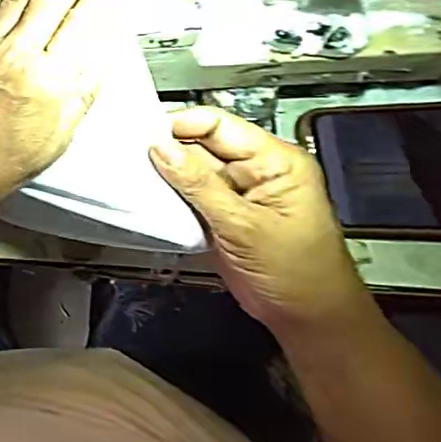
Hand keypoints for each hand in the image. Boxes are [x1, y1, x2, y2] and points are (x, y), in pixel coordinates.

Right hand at [148, 107, 381, 338]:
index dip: (181, 124)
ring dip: (165, 174)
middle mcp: (255, 171)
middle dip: (167, 150)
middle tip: (132, 156)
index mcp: (276, 161)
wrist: (308, 317)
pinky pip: (187, 194)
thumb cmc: (300, 273)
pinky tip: (150, 197)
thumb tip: (162, 149)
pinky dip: (169, 195)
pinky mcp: (220, 213)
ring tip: (137, 176)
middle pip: (200, 144)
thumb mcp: (244, 225)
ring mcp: (236, 192)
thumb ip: (200, 184)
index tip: (146, 134)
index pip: (220, 125)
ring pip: (189, 169)